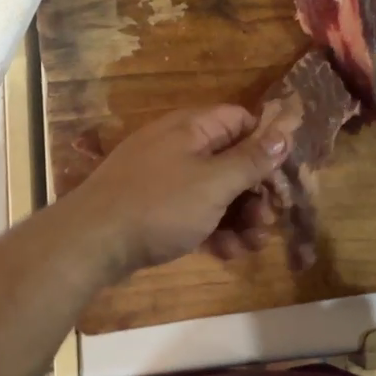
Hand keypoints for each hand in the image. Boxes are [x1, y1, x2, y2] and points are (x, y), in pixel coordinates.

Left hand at [64, 106, 288, 271]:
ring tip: (254, 245)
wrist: (91, 243)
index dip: (266, 144)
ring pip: (214, 191)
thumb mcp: (214, 184)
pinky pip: (193, 212)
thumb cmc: (159, 205)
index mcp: (191, 128)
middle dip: (256, 191)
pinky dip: (213, 229)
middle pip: (230, 160)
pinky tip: (228, 254)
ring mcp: (164, 179)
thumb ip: (251, 160)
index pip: (240, 121)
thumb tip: (285, 130)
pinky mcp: (154, 209)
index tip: (285, 175)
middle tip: (270, 220)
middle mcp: (178, 147)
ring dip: (240, 217)